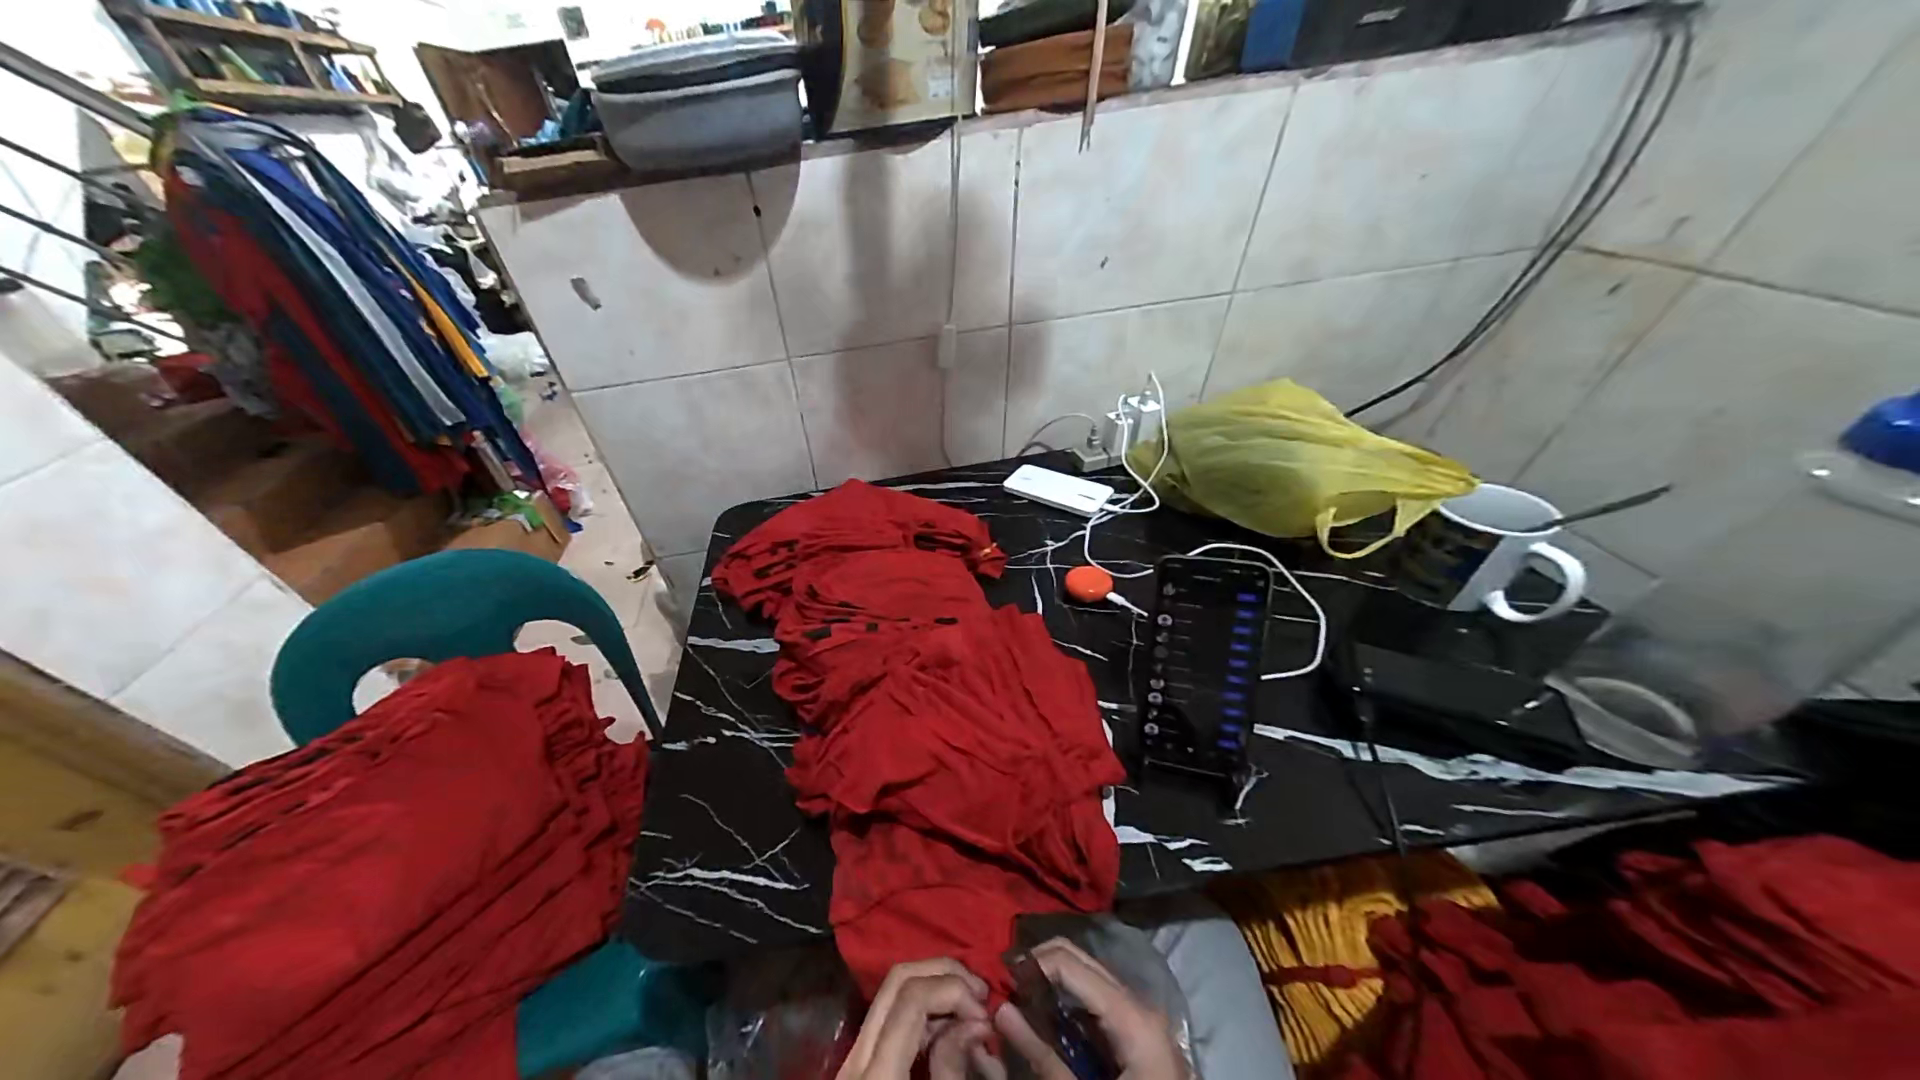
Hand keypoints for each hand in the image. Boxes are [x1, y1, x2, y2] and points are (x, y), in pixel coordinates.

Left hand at [837, 958, 994, 1079]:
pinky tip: (950, 1023)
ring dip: (937, 987)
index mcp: (874, 1073)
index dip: (953, 991)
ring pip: (893, 990)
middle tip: (980, 993)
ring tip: (971, 1006)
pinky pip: (892, 1015)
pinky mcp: (859, 1060)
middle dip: (945, 973)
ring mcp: (853, 1054)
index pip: (911, 998)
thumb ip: (953, 1068)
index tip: (984, 1014)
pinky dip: (925, 1009)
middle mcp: (856, 1054)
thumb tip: (975, 1021)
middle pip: (898, 978)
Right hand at [991, 938, 1188, 1079]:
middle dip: (1039, 965)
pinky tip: (1048, 1020)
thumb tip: (1001, 1012)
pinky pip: (1097, 1000)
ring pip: (1088, 976)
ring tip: (1020, 1001)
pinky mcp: (1138, 1032)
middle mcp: (1139, 1003)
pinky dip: (1069, 1001)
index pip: (1070, 963)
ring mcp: (1141, 1015)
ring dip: (1052, 980)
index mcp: (1131, 1015)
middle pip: (1080, 959)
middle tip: (1004, 986)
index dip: (1031, 965)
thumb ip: (1044, 1058)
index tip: (999, 982)